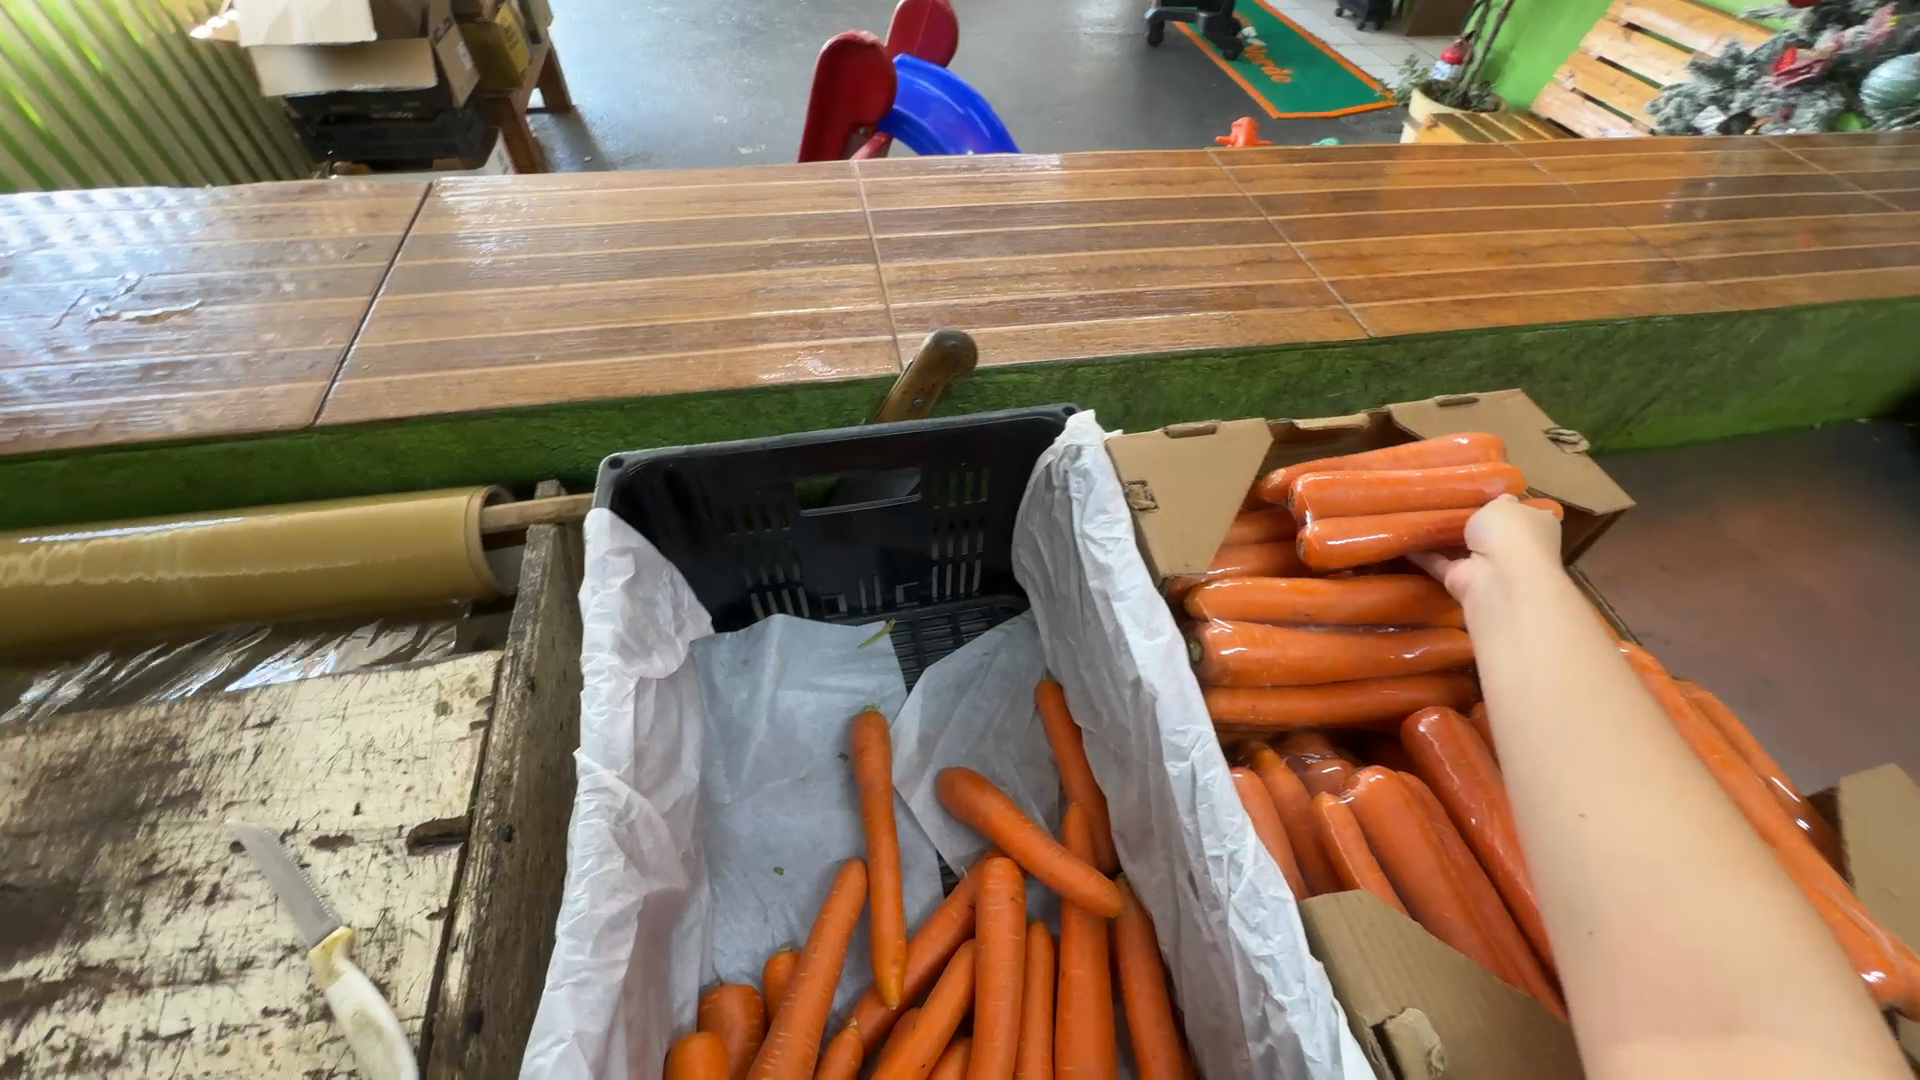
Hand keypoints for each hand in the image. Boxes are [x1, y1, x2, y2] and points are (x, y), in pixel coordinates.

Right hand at [1408, 495, 1562, 602]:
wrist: (1498, 576)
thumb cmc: (1510, 533)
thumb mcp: (1503, 504)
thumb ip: (1496, 501)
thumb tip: (1498, 500)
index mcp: (1535, 526)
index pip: (1518, 513)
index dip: (1499, 504)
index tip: (1474, 492)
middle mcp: (1514, 548)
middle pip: (1487, 531)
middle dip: (1466, 521)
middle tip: (1437, 501)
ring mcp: (1487, 566)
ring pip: (1459, 547)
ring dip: (1440, 537)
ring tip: (1413, 516)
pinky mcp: (1460, 579)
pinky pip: (1437, 562)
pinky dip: (1421, 553)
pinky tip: (1401, 538)